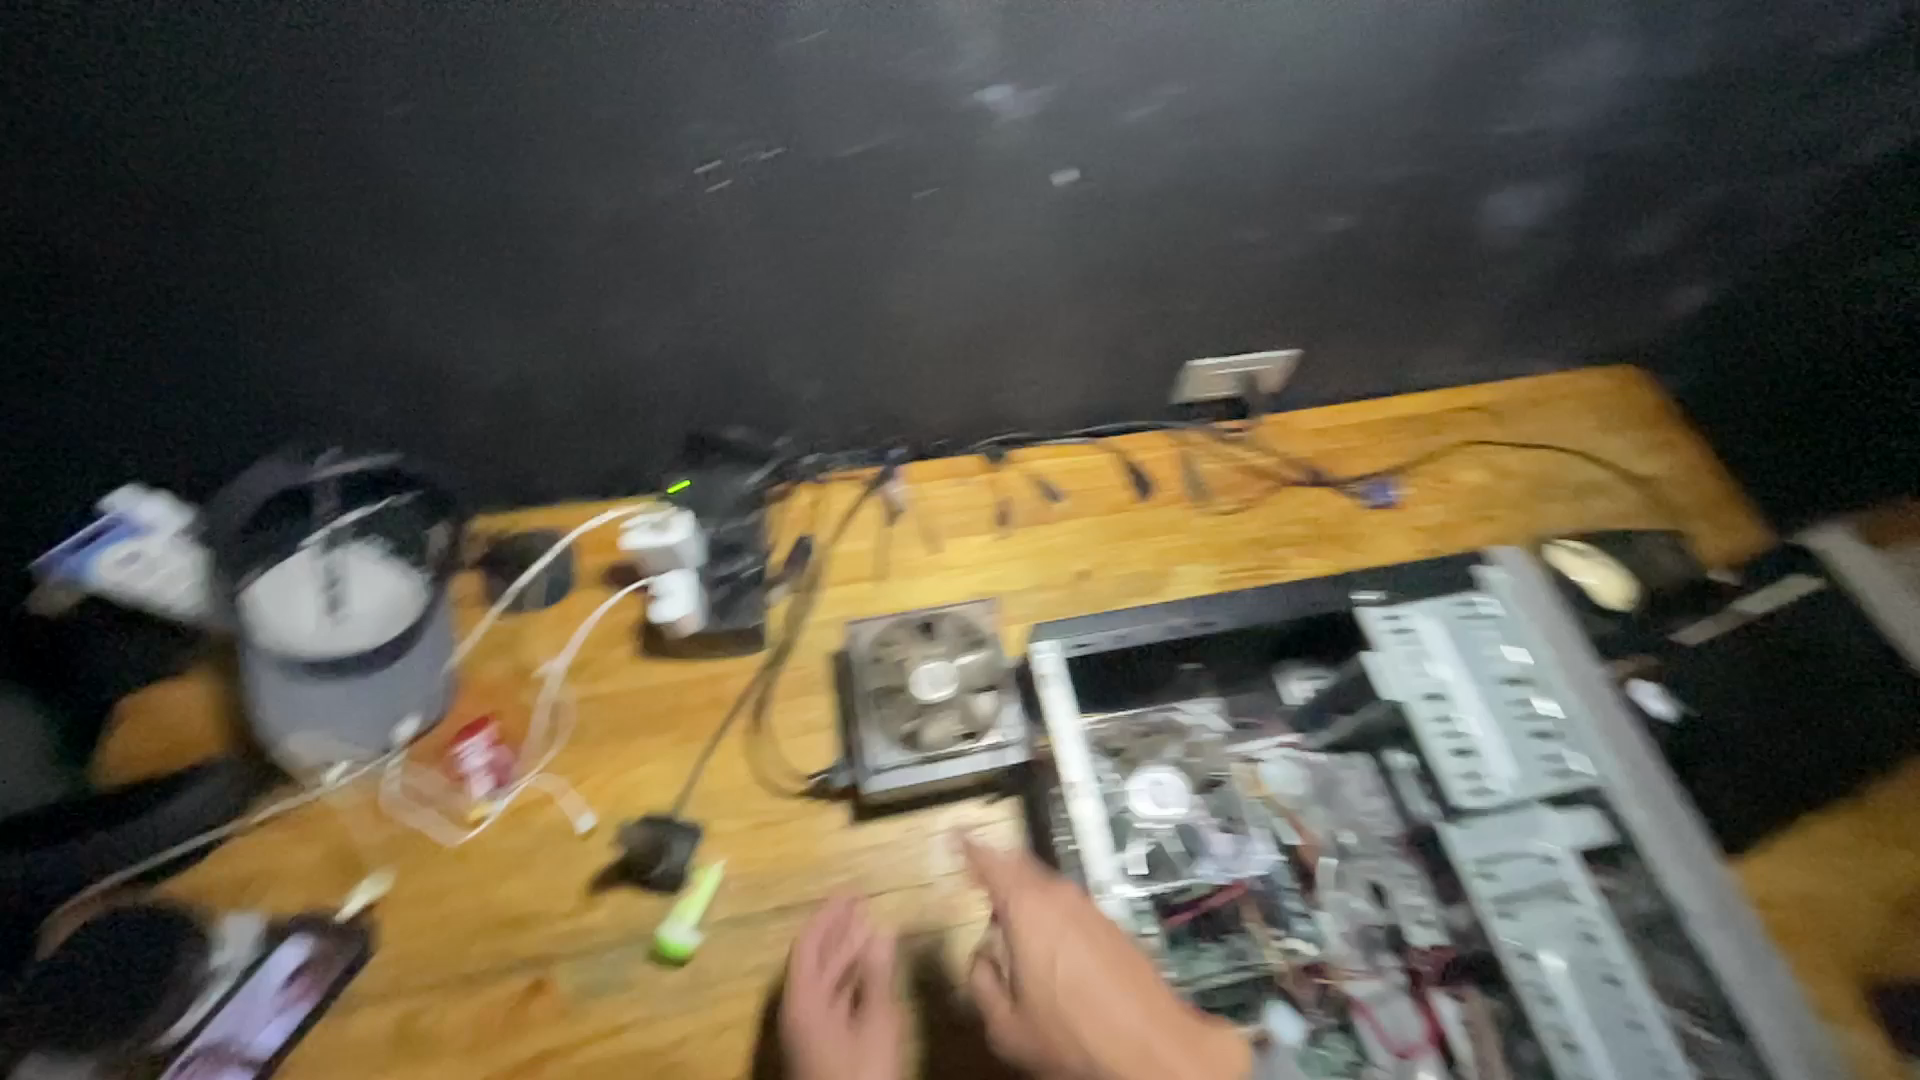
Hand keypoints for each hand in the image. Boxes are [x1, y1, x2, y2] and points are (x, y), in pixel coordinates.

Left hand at [780, 894, 903, 1079]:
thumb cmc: (861, 1074)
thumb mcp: (875, 1023)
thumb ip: (876, 974)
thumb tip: (882, 929)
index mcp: (802, 1001)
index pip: (809, 944)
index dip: (829, 915)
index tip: (851, 893)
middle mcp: (799, 1010)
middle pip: (815, 959)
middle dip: (839, 929)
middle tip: (863, 902)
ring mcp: (809, 1029)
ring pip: (826, 978)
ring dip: (848, 951)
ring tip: (872, 925)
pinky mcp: (822, 1043)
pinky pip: (833, 996)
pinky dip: (851, 977)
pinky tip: (872, 967)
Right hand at [959, 833, 1251, 1079]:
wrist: (1152, 1046)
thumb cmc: (1073, 1034)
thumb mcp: (1007, 1023)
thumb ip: (982, 981)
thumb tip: (982, 957)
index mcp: (1026, 907)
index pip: (989, 861)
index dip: (969, 847)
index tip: (955, 834)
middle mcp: (1058, 894)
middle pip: (1019, 867)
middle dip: (996, 871)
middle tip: (977, 882)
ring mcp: (1088, 906)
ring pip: (1044, 887)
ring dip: (1024, 898)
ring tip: (1010, 930)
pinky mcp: (1108, 923)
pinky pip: (1066, 905)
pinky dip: (1048, 914)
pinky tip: (1047, 951)